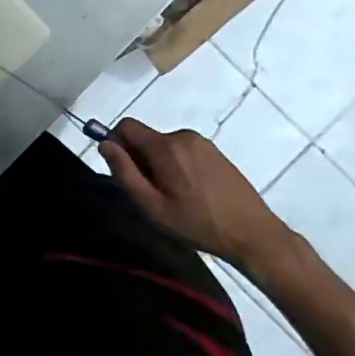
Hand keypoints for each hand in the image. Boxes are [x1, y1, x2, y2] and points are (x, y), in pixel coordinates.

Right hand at [100, 118, 294, 267]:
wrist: (250, 230)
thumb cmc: (197, 223)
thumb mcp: (153, 207)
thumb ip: (125, 173)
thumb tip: (104, 144)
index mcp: (166, 146)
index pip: (127, 125)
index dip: (115, 143)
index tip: (121, 171)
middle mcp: (183, 135)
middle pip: (145, 137)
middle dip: (139, 160)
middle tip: (150, 196)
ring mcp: (202, 141)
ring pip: (164, 146)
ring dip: (158, 165)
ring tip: (173, 199)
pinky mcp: (214, 151)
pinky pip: (182, 150)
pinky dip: (176, 166)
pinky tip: (190, 193)